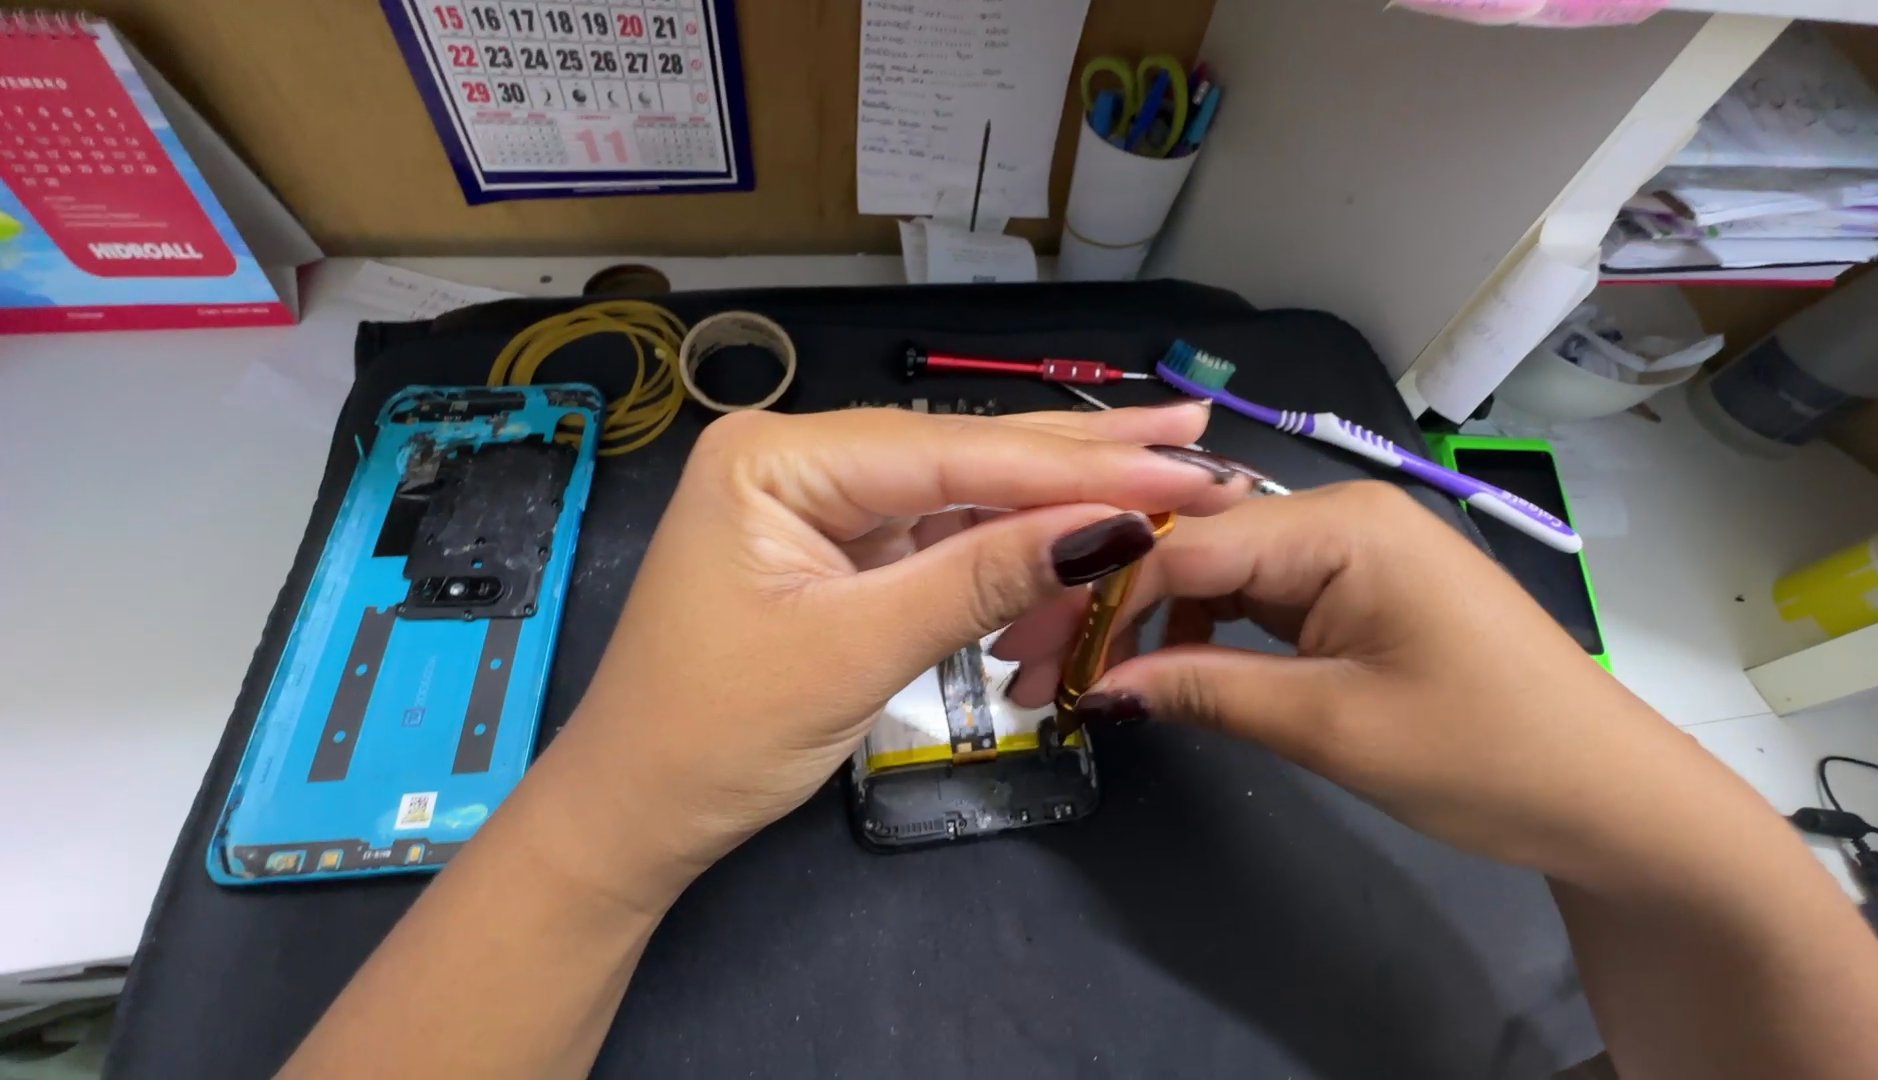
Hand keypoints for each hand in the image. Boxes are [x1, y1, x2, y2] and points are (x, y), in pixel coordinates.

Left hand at [541, 404, 1254, 900]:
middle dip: (1078, 453)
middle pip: (961, 454)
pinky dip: (1007, 535)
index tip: (1179, 472)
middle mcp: (801, 458)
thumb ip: (982, 579)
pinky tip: (1074, 514)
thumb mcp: (857, 651)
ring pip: (958, 490)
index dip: (1074, 468)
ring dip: (1053, 490)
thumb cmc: (719, 734)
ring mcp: (823, 501)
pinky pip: (936, 531)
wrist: (638, 809)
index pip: (953, 454)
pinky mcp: (840, 546)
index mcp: (777, 457)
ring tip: (1156, 462)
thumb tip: (1110, 528)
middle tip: (1187, 434)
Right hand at [993, 481, 1735, 885]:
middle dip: (1109, 605)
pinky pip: (1247, 593)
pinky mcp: (1344, 586)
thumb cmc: (1486, 756)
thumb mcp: (1328, 726)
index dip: (1104, 599)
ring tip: (1091, 673)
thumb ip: (1200, 690)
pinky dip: (1197, 629)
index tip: (1039, 655)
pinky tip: (1164, 663)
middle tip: (1036, 663)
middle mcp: (1335, 513)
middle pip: (1191, 547)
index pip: (1187, 544)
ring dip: (1147, 620)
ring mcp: (1341, 548)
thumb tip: (1095, 688)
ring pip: (1211, 570)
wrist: (1616, 803)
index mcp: (1341, 523)